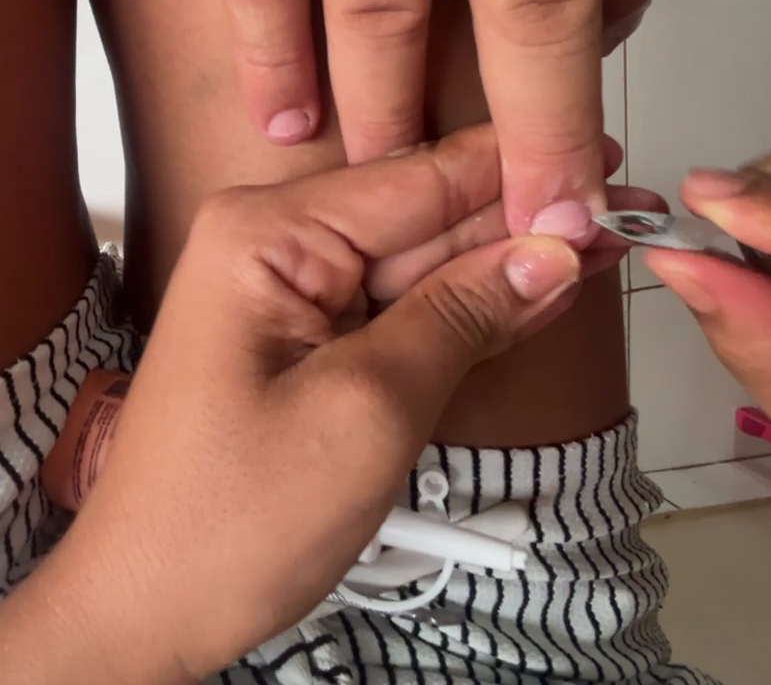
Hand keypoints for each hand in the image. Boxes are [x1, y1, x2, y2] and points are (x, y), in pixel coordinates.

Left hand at [0, 126, 662, 682]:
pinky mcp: (296, 332)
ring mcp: (282, 287)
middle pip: (419, 216)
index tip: (607, 169)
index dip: (517, 175)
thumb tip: (550, 253)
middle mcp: (270, 240)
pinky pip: (388, 306)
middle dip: (518, 222)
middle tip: (625, 215)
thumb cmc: (228, 518)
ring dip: (498, 266)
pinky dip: (456, 310)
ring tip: (596, 254)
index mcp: (266, 232)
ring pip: (412, 262)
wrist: (144, 602)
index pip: (418, 180)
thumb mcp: (366, 410)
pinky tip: (522, 296)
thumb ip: (459, 319)